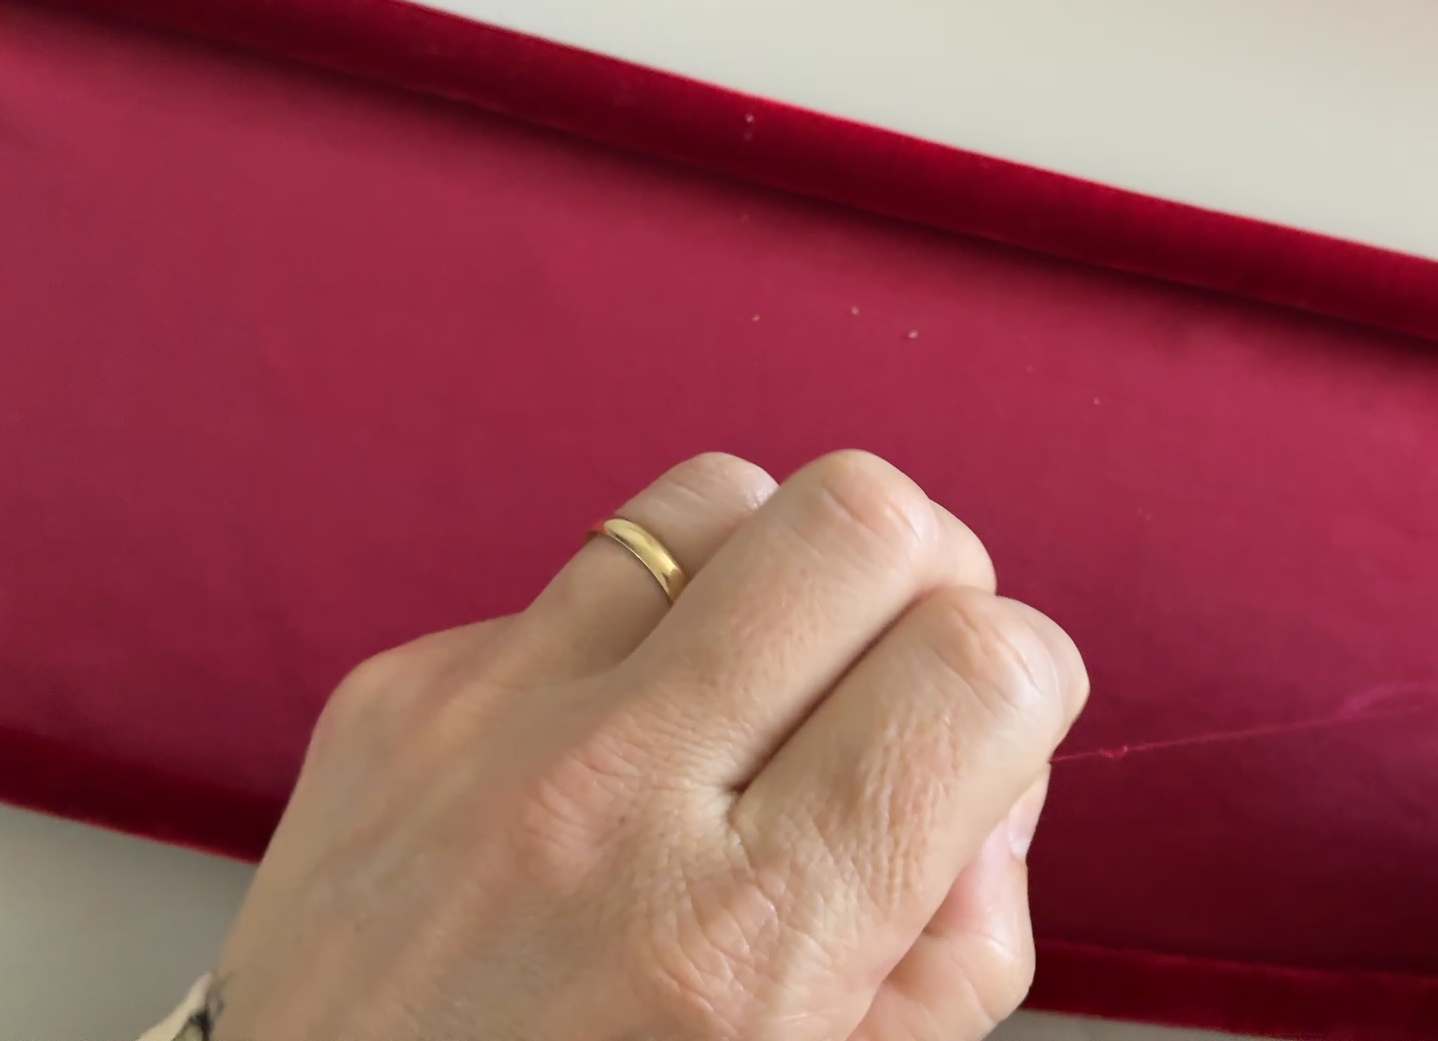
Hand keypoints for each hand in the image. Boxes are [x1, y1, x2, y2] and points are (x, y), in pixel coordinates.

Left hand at [205, 452, 1088, 1039]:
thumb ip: (969, 931)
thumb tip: (991, 764)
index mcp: (749, 945)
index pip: (977, 673)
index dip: (1033, 667)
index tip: (1000, 710)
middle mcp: (612, 803)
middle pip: (858, 519)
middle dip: (932, 558)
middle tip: (902, 643)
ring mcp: (487, 721)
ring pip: (728, 492)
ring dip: (793, 556)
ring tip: (773, 656)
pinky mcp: (405, 684)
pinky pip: (609, 549)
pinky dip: (675, 591)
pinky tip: (648, 690)